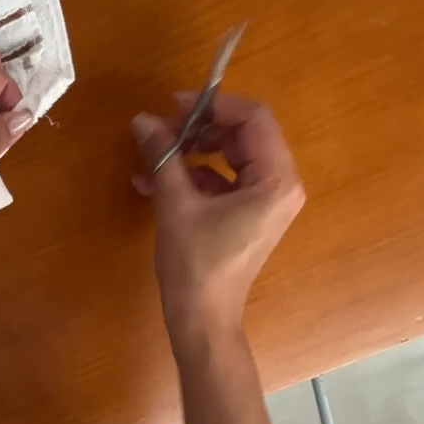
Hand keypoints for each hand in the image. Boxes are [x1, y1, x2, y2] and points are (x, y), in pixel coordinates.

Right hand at [130, 91, 305, 337]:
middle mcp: (280, 186)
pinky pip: (224, 182)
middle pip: (244, 136)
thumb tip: (143, 120)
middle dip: (201, 129)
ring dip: (193, 153)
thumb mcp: (175, 206)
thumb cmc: (194, 265)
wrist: (201, 319)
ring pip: (231, 158)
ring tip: (154, 157)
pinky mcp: (247, 217)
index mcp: (275, 180)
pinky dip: (194, 177)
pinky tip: (157, 182)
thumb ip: (163, 157)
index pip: (254, 119)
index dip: (214, 105)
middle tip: (163, 129)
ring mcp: (265, 203)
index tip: (176, 104)